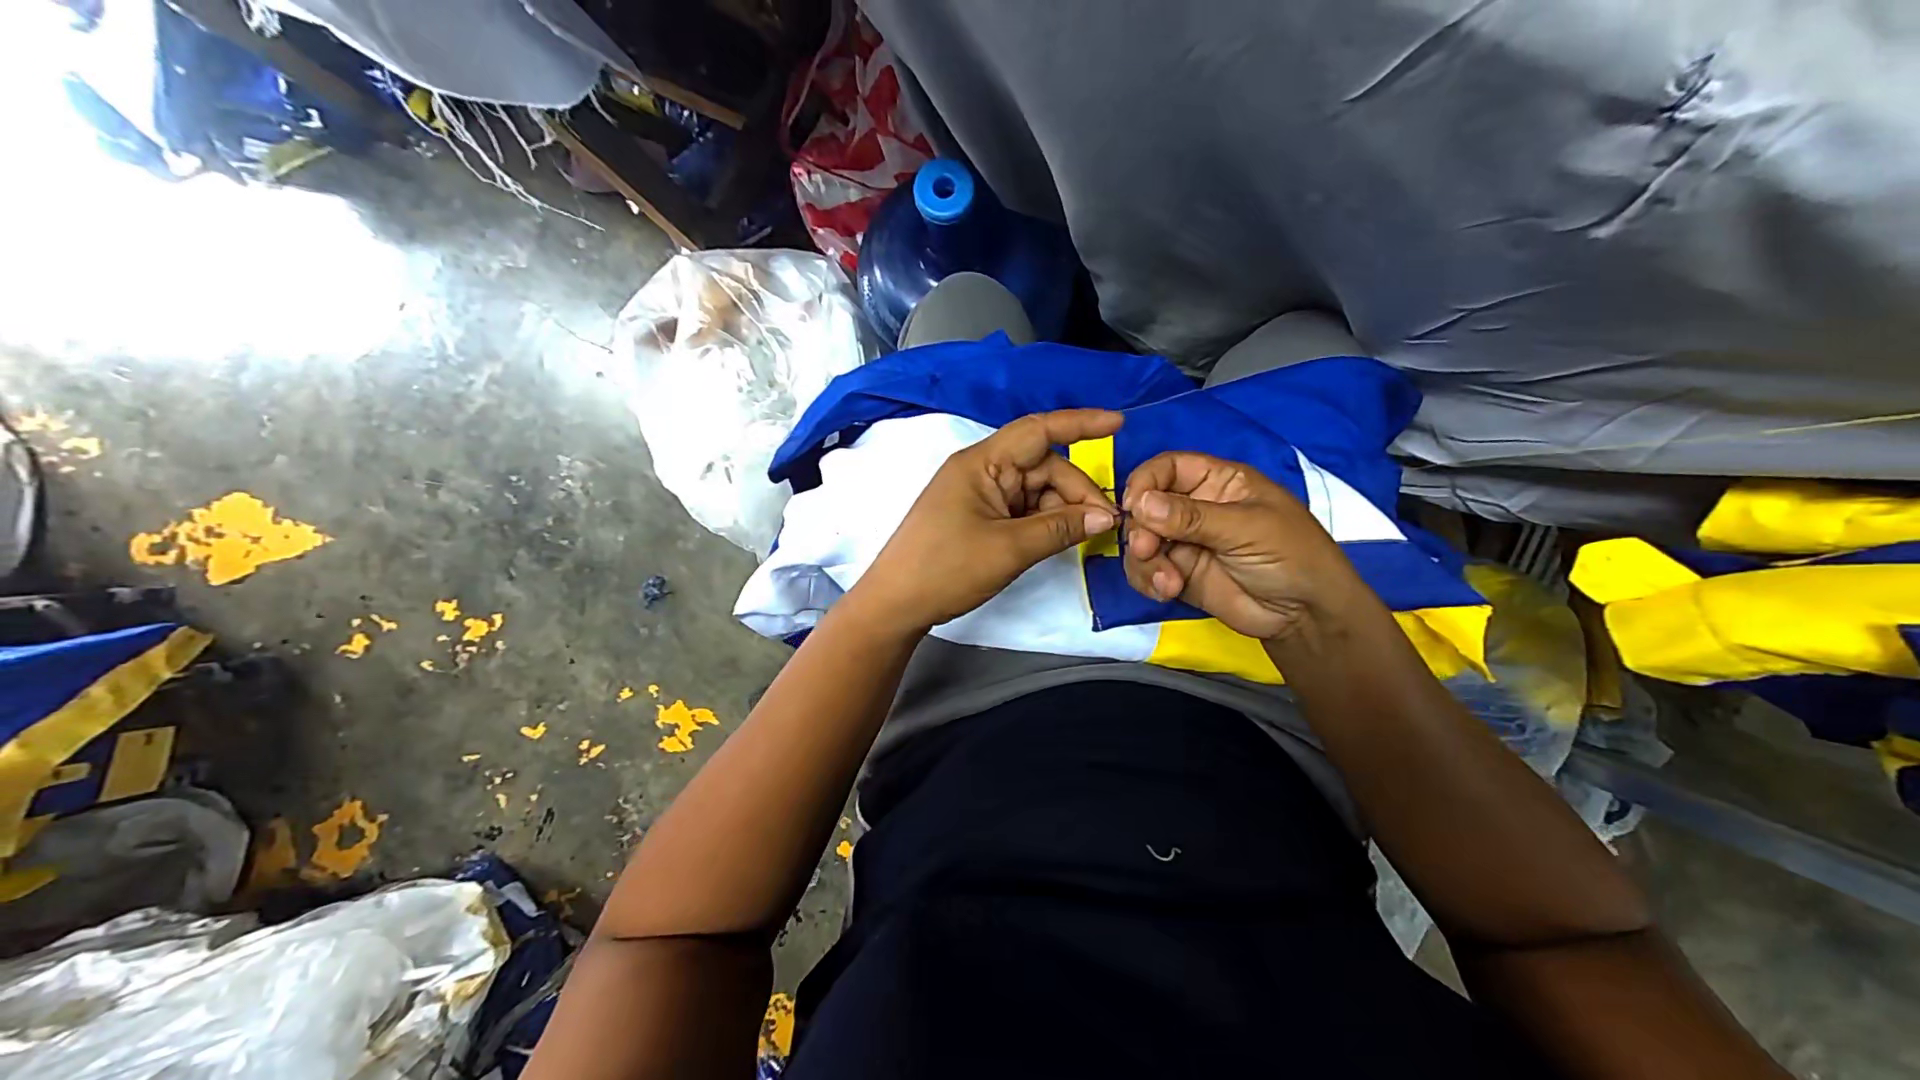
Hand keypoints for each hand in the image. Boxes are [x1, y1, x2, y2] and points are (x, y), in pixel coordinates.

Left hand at [850, 409, 1122, 632]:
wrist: (896, 603)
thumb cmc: (945, 568)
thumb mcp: (1010, 548)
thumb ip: (1061, 528)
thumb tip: (1106, 516)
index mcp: (982, 462)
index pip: (1039, 430)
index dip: (1081, 423)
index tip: (1119, 423)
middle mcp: (982, 470)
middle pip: (1043, 466)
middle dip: (1077, 490)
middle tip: (1106, 522)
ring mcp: (980, 493)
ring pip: (1036, 490)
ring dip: (1062, 509)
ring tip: (1083, 536)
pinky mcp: (979, 516)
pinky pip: (1022, 509)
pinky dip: (1044, 521)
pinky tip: (1060, 538)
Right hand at [1121, 451, 1365, 640]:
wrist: (1306, 615)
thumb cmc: (1291, 555)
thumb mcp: (1246, 528)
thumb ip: (1192, 517)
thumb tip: (1140, 503)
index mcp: (1217, 482)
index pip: (1168, 468)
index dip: (1146, 481)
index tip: (1133, 505)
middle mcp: (1195, 508)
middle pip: (1146, 506)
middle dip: (1140, 529)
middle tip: (1147, 550)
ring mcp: (1185, 543)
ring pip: (1140, 540)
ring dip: (1144, 560)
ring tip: (1167, 581)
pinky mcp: (1179, 574)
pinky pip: (1146, 571)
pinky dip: (1147, 580)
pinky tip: (1167, 591)